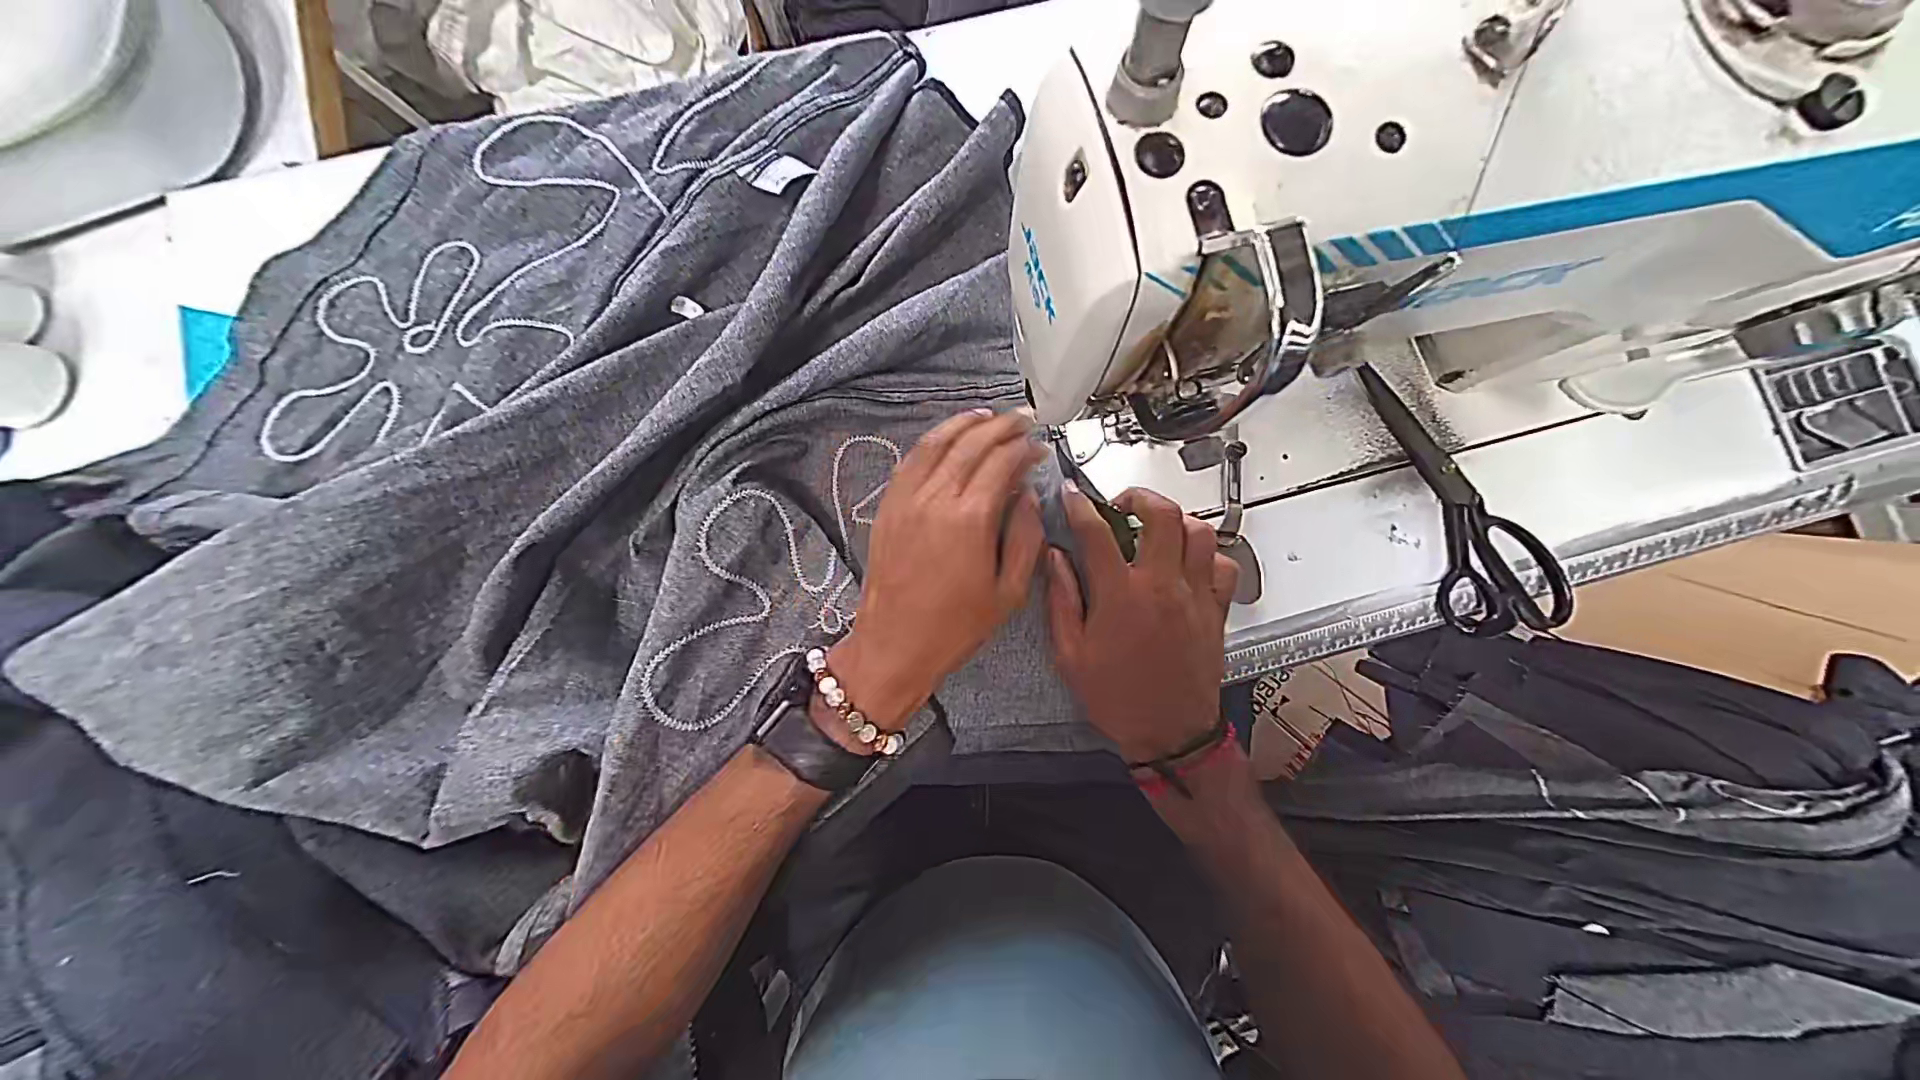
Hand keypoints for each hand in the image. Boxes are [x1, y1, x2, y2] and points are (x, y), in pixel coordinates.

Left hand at [830, 408, 1046, 730]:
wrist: (894, 645)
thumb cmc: (953, 627)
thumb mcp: (1009, 591)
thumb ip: (1025, 536)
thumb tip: (1028, 497)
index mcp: (969, 519)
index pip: (1002, 462)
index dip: (1024, 448)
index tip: (1038, 447)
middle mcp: (935, 499)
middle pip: (971, 444)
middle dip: (1000, 426)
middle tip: (1021, 420)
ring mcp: (906, 500)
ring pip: (936, 444)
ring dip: (963, 424)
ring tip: (985, 416)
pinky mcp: (888, 508)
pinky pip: (910, 461)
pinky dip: (931, 443)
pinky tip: (945, 440)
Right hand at [1045, 486, 1238, 762]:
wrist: (1168, 733)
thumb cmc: (1120, 699)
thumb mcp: (1070, 654)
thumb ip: (1061, 600)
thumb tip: (1055, 561)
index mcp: (1120, 597)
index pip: (1097, 532)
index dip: (1081, 507)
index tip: (1073, 498)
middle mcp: (1161, 588)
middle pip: (1161, 515)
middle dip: (1140, 495)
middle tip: (1124, 501)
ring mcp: (1193, 597)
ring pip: (1198, 532)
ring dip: (1176, 519)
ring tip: (1157, 525)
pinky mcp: (1214, 611)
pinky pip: (1223, 565)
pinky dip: (1208, 553)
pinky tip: (1190, 560)